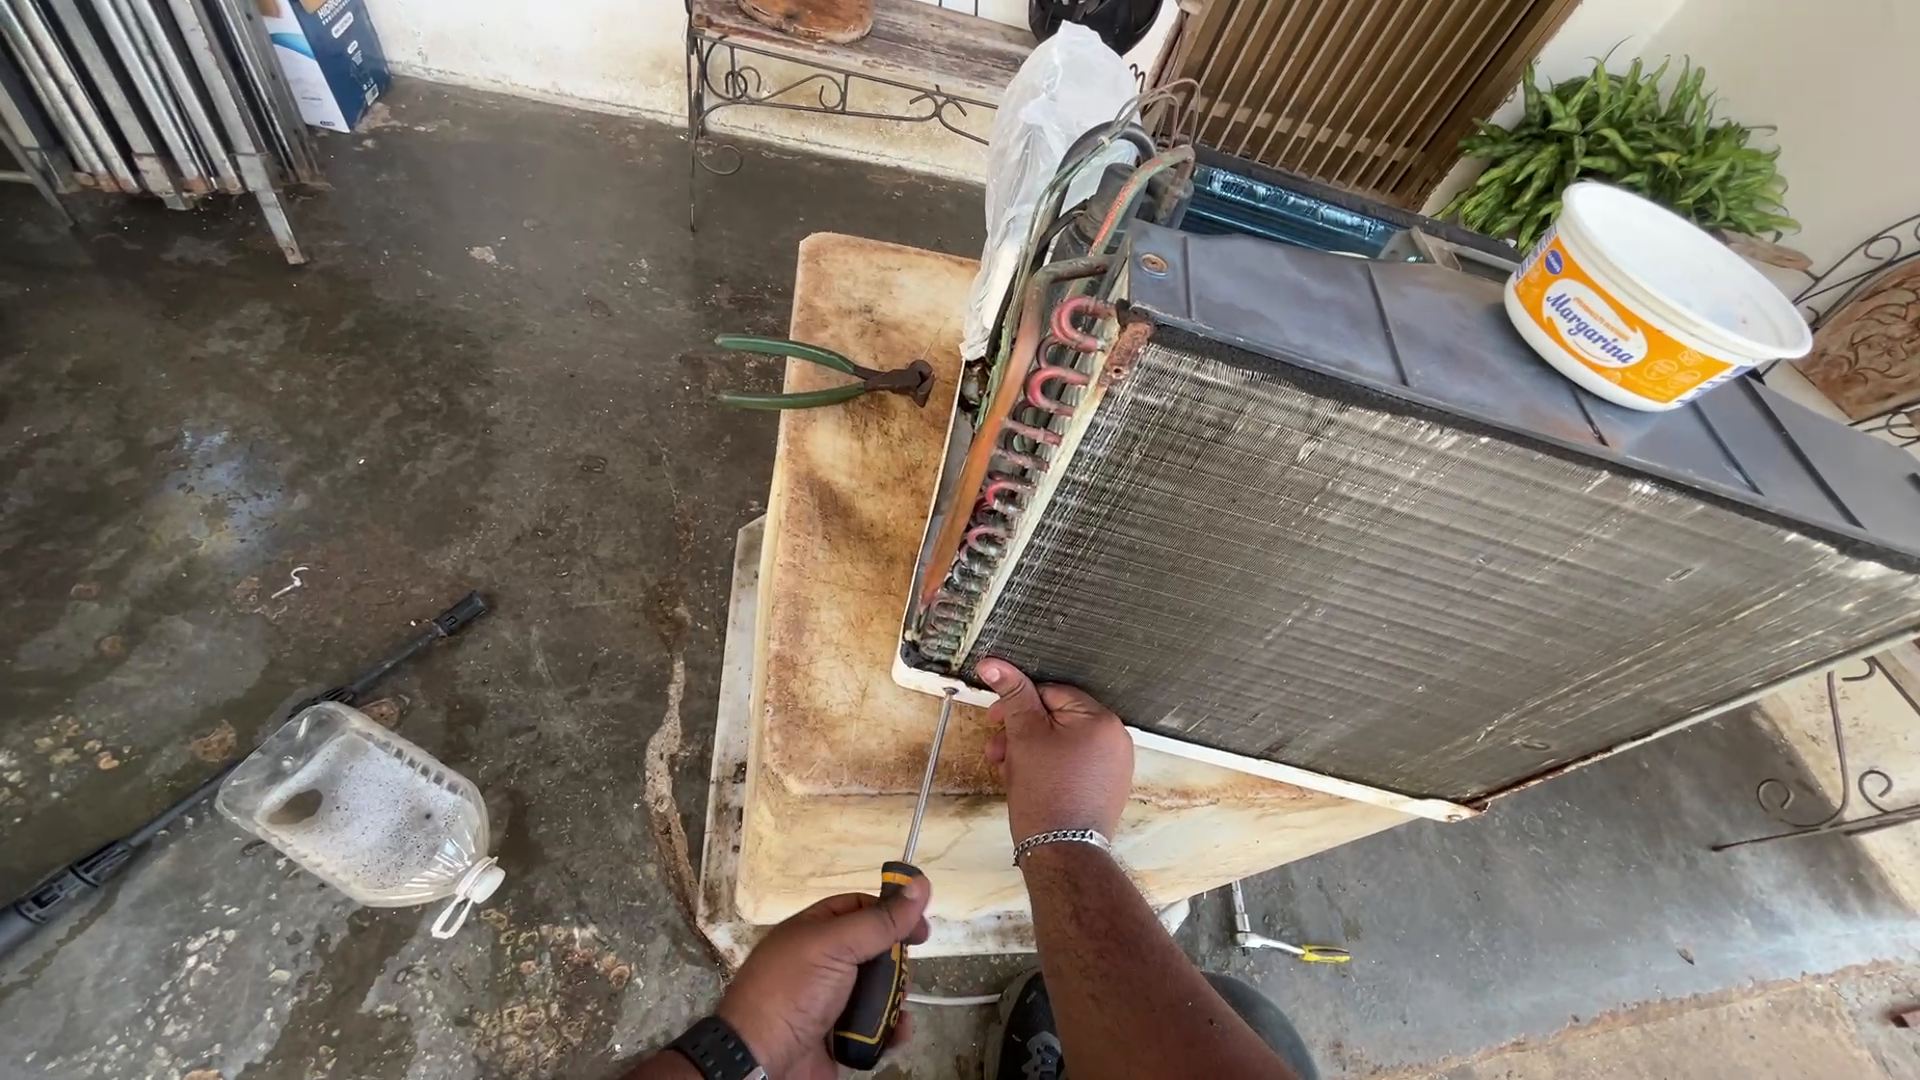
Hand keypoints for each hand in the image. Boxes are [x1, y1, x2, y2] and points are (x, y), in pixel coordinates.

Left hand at [714, 877, 931, 1079]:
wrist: (758, 1064)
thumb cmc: (793, 991)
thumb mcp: (836, 945)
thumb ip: (881, 920)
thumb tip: (920, 883)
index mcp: (816, 930)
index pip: (862, 908)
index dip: (892, 913)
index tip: (921, 928)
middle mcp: (824, 962)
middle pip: (875, 950)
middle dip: (895, 963)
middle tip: (903, 975)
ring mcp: (832, 1001)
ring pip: (879, 989)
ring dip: (895, 998)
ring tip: (896, 1008)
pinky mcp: (839, 1037)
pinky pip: (874, 1027)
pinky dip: (890, 1029)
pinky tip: (898, 1031)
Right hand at [979, 658, 1133, 843]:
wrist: (1062, 855)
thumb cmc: (1045, 793)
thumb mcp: (1023, 736)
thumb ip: (1012, 695)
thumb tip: (993, 663)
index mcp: (1102, 720)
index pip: (1051, 693)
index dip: (1017, 704)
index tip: (993, 718)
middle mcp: (1116, 739)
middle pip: (1055, 719)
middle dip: (1020, 732)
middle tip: (996, 749)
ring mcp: (1114, 766)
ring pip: (1060, 743)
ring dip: (1028, 750)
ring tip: (1005, 768)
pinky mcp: (1105, 787)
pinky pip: (1071, 764)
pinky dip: (1047, 766)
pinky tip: (1024, 780)